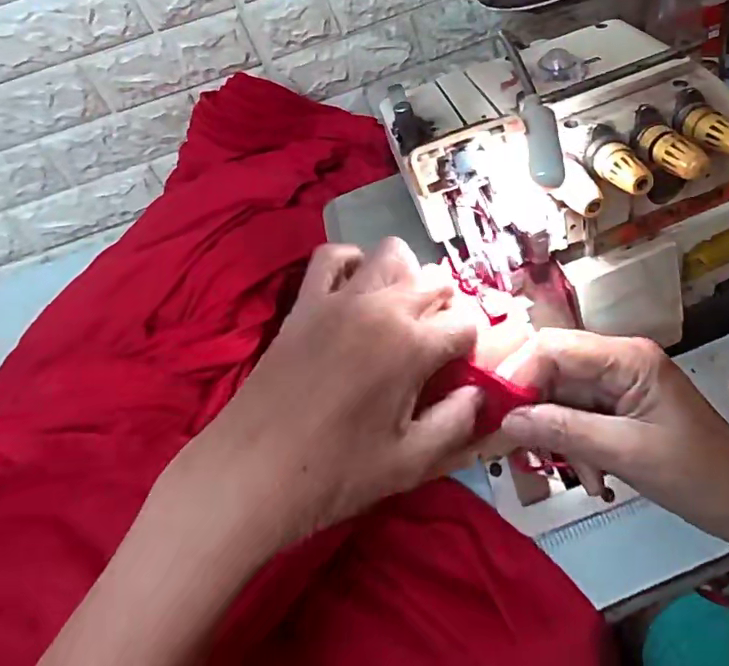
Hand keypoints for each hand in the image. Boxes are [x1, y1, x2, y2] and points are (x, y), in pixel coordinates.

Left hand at [166, 238, 489, 549]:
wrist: (248, 476)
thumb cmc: (333, 474)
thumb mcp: (409, 463)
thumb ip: (456, 423)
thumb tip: (480, 395)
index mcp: (413, 345)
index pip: (466, 323)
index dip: (469, 346)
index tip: (457, 370)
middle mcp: (383, 308)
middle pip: (437, 281)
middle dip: (446, 308)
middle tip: (432, 346)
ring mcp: (341, 298)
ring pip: (393, 253)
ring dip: (407, 276)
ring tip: (399, 313)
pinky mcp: (306, 301)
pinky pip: (333, 255)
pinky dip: (352, 262)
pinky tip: (355, 290)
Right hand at [497, 328, 728, 544]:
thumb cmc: (695, 472)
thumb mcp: (627, 452)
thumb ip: (565, 430)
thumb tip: (508, 418)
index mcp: (627, 356)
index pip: (556, 346)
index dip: (520, 373)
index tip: (495, 413)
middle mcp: (619, 359)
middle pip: (555, 370)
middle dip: (535, 410)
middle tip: (516, 451)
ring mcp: (620, 383)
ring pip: (563, 397)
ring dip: (557, 435)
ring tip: (576, 475)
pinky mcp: (620, 406)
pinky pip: (579, 416)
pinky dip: (575, 445)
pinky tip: (592, 476)